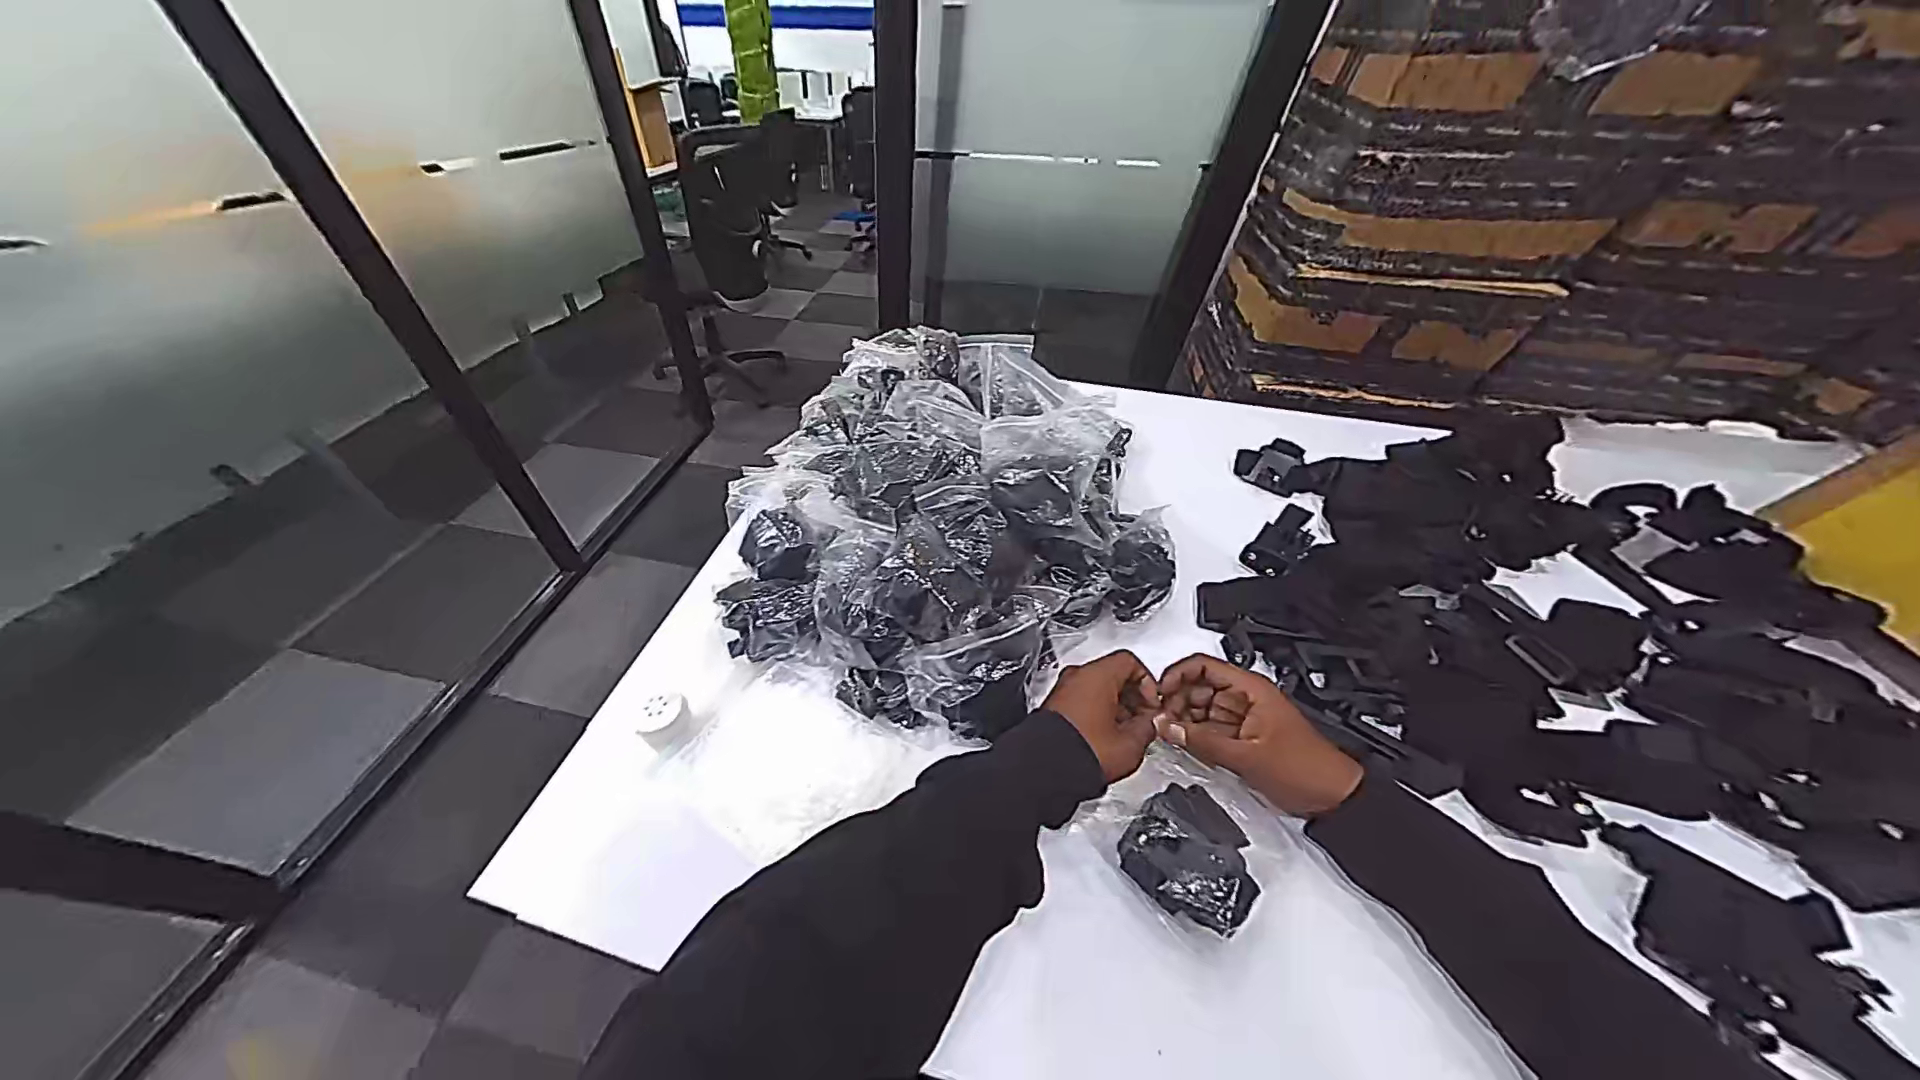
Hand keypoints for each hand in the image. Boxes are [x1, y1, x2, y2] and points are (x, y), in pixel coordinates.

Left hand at [1042, 650, 1161, 782]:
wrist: (1046, 768)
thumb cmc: (1081, 752)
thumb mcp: (1130, 744)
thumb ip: (1147, 727)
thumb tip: (1148, 724)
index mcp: (1096, 675)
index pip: (1129, 662)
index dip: (1148, 682)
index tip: (1152, 703)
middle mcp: (1076, 677)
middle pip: (1112, 673)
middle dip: (1132, 696)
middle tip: (1143, 718)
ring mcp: (1062, 691)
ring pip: (1096, 688)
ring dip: (1115, 705)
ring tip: (1125, 732)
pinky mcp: (1053, 707)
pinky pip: (1081, 700)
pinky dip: (1096, 712)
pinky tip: (1104, 737)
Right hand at [1156, 653, 1362, 816]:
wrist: (1332, 797)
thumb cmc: (1307, 769)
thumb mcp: (1247, 756)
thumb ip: (1201, 741)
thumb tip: (1167, 727)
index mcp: (1250, 689)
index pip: (1203, 666)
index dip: (1176, 675)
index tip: (1159, 693)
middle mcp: (1244, 698)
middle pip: (1197, 686)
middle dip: (1176, 701)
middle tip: (1162, 719)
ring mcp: (1241, 717)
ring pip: (1200, 708)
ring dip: (1183, 720)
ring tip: (1171, 734)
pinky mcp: (1240, 737)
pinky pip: (1208, 729)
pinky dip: (1195, 735)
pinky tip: (1186, 744)